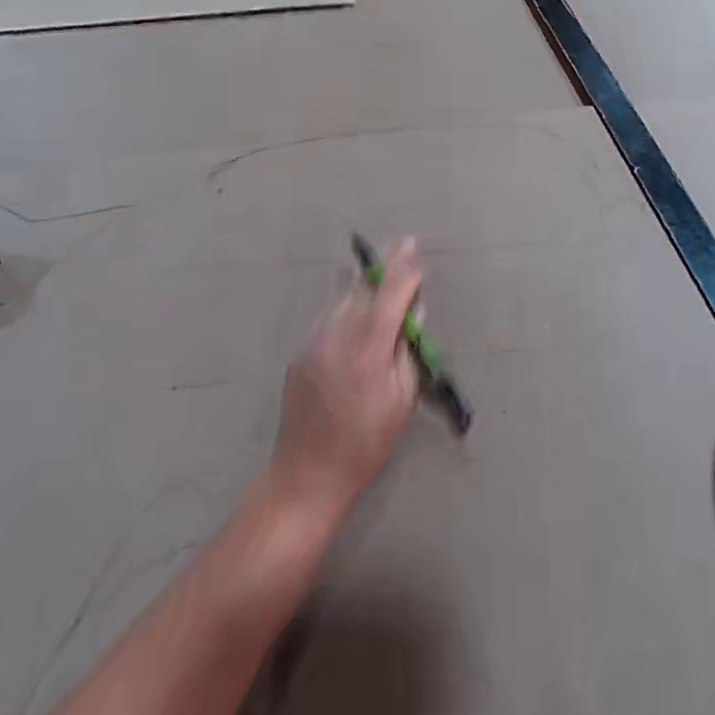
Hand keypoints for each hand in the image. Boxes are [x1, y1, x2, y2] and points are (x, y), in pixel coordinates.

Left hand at [267, 238, 423, 513]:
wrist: (308, 470)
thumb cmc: (366, 442)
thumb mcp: (401, 401)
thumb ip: (407, 352)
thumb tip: (412, 316)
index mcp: (369, 349)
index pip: (391, 294)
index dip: (405, 269)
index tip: (414, 250)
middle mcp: (337, 335)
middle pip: (363, 286)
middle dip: (385, 265)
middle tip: (401, 244)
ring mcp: (313, 341)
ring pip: (340, 297)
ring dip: (363, 281)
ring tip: (378, 269)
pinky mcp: (299, 351)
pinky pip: (326, 316)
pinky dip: (344, 305)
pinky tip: (354, 307)